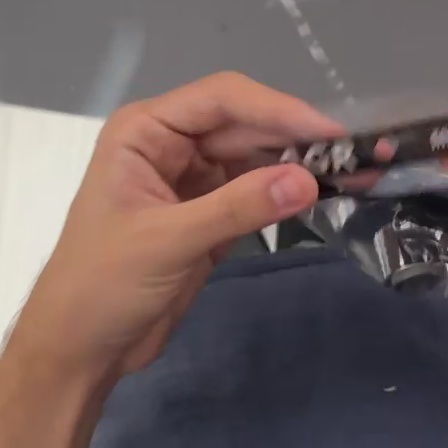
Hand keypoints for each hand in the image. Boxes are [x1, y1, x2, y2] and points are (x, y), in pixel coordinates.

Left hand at [13, 73, 338, 383]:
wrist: (83, 347)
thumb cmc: (102, 285)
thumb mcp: (168, 241)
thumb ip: (237, 208)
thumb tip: (309, 180)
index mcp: (147, 131)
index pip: (223, 101)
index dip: (280, 111)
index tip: (332, 134)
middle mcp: (174, 145)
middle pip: (249, 126)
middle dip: (302, 137)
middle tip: (364, 153)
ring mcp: (197, 181)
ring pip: (260, 158)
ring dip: (304, 164)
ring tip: (359, 171)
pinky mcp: (214, 216)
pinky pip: (260, 193)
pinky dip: (292, 193)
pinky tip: (329, 192)